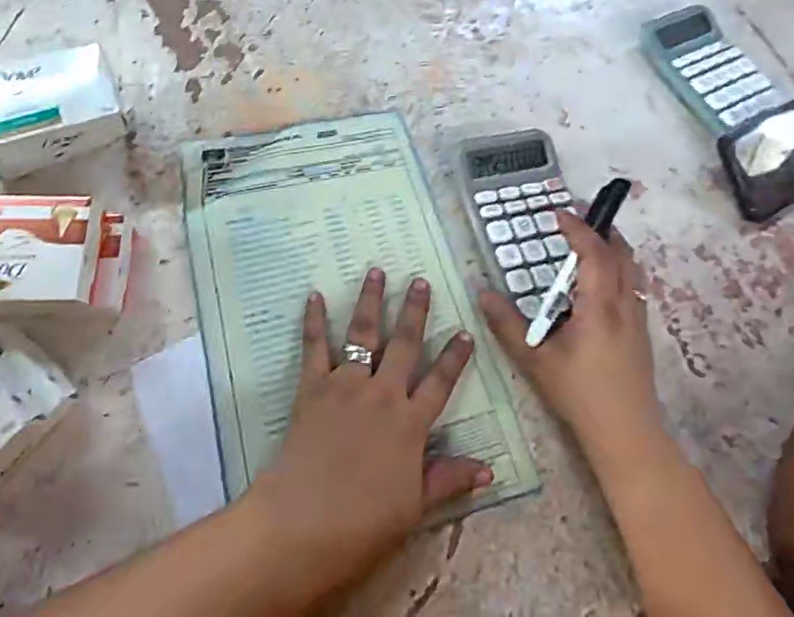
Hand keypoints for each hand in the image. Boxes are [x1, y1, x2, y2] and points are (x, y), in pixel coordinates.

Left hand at [241, 269, 486, 602]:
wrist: (304, 521)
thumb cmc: (364, 522)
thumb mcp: (415, 507)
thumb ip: (448, 479)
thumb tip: (489, 469)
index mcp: (411, 423)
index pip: (440, 382)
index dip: (454, 357)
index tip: (465, 331)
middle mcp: (382, 394)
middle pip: (403, 344)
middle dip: (414, 311)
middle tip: (420, 280)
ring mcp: (345, 386)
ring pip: (362, 334)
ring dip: (370, 301)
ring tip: (376, 271)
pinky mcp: (312, 387)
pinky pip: (314, 347)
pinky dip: (313, 320)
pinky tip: (313, 296)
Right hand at [479, 214, 664, 464]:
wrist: (627, 435)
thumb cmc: (579, 395)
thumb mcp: (535, 360)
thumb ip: (507, 324)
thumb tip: (483, 293)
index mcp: (599, 308)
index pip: (594, 254)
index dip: (578, 229)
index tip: (558, 213)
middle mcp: (623, 306)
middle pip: (622, 254)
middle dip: (603, 229)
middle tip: (580, 214)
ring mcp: (637, 319)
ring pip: (633, 270)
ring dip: (615, 247)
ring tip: (592, 238)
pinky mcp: (641, 333)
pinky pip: (634, 285)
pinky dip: (620, 267)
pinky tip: (601, 278)